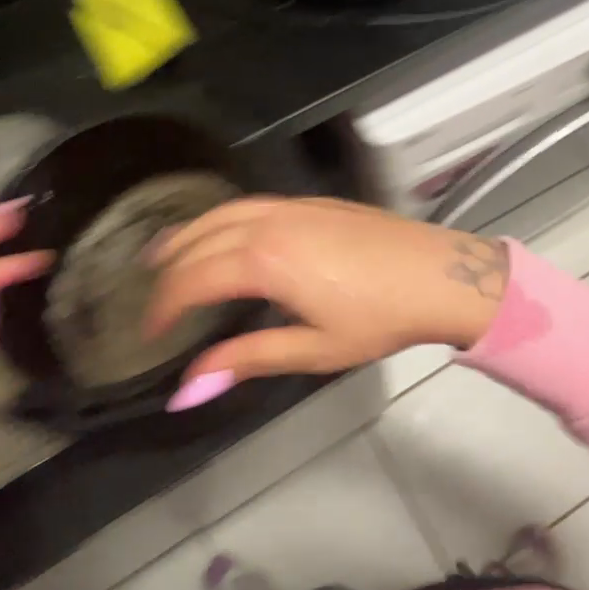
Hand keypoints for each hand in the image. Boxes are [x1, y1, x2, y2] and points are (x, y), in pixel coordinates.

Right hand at [142, 198, 507, 408]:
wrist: (439, 275)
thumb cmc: (379, 318)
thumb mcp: (314, 349)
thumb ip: (248, 359)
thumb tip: (188, 388)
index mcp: (264, 259)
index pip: (192, 279)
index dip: (164, 308)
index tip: (149, 334)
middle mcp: (270, 222)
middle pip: (200, 240)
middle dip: (168, 271)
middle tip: (151, 299)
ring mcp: (293, 205)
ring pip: (222, 212)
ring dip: (188, 234)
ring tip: (164, 254)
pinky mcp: (314, 201)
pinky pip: (249, 204)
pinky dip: (220, 218)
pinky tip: (224, 234)